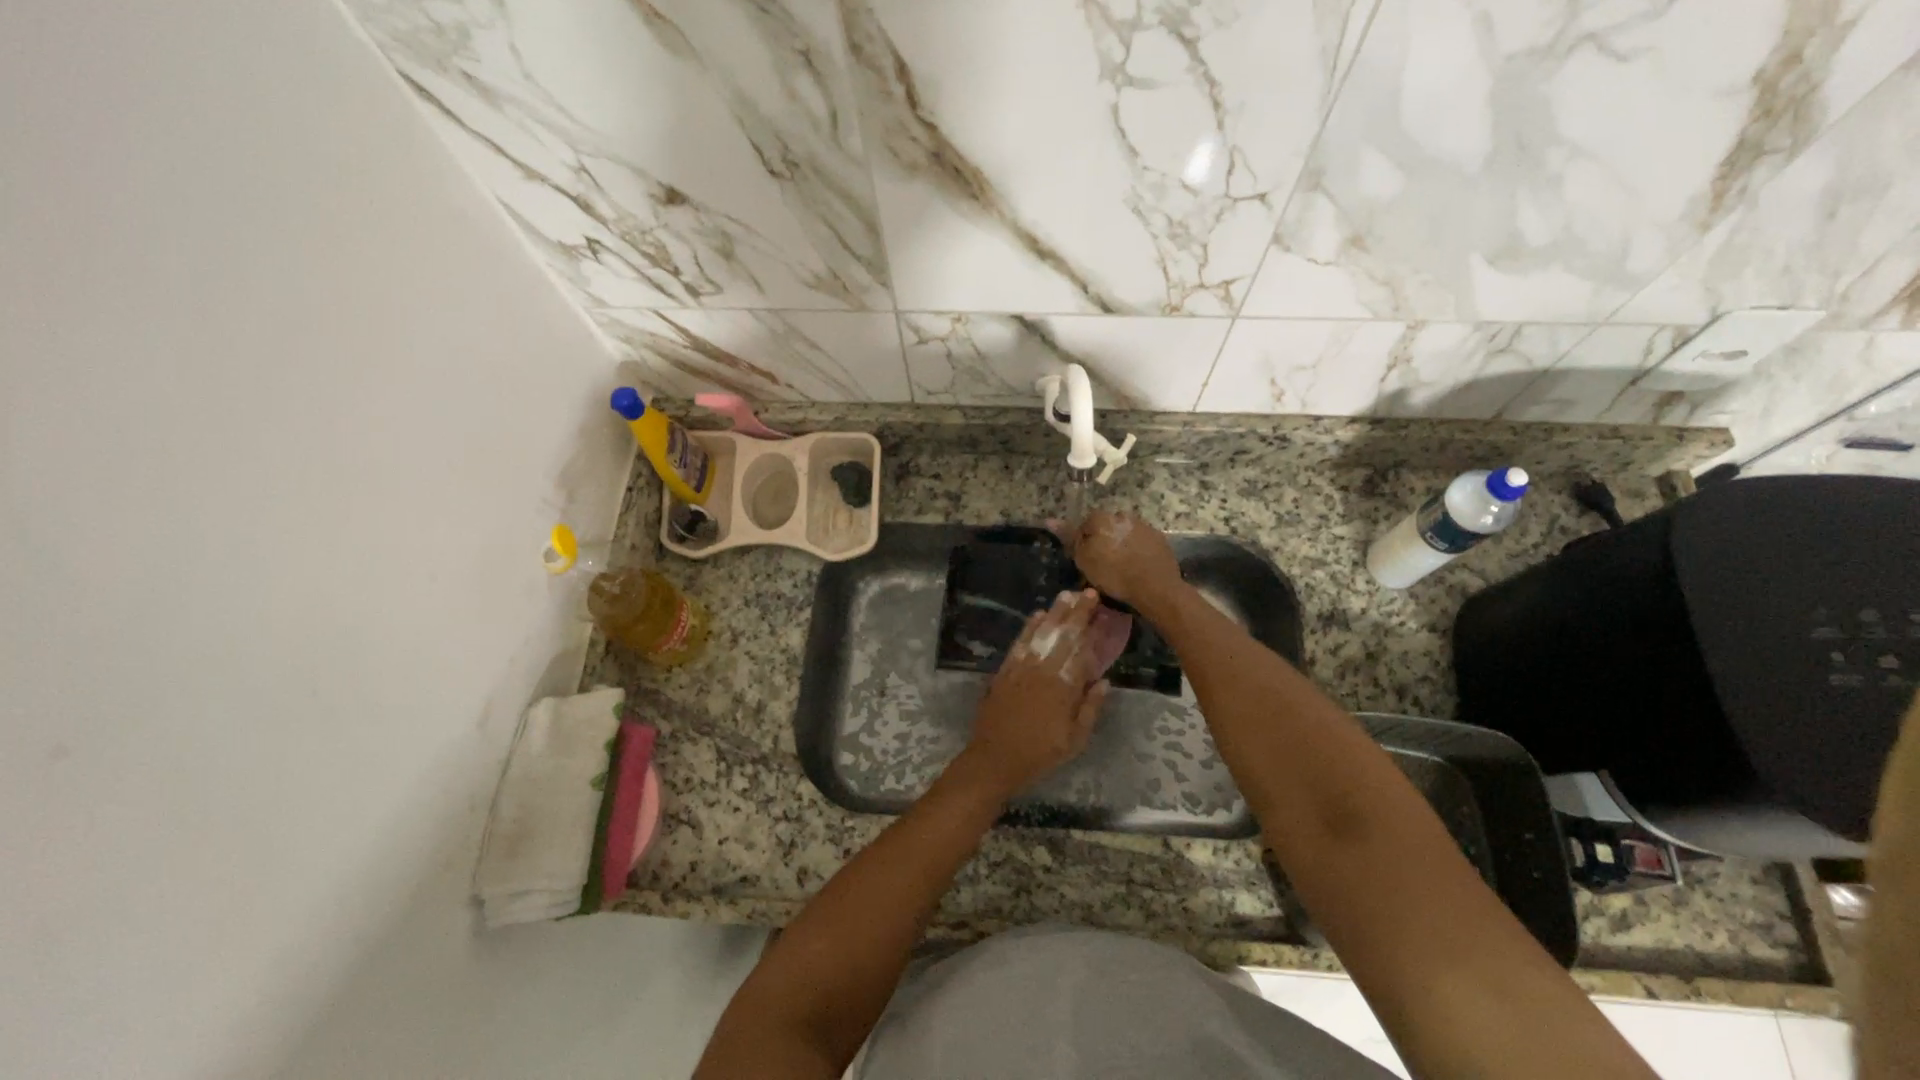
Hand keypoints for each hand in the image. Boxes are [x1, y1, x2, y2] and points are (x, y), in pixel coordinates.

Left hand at [951, 589, 1110, 799]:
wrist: (995, 759)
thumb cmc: (1040, 754)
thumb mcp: (1075, 740)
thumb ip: (1090, 708)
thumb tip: (1104, 681)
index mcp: (1065, 689)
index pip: (1083, 652)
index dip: (1094, 630)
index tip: (1103, 611)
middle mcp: (1044, 672)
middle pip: (1064, 637)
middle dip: (1077, 613)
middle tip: (1088, 592)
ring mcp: (1022, 669)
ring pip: (1041, 634)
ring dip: (1055, 613)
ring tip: (1067, 595)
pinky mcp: (1005, 671)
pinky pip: (1019, 643)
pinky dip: (1029, 628)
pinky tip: (1038, 615)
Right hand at [1072, 510, 1180, 608]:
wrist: (1155, 587)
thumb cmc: (1113, 574)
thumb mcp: (1083, 559)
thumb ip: (1069, 537)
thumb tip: (1049, 519)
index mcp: (1101, 518)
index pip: (1085, 525)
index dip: (1084, 543)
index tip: (1087, 560)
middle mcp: (1122, 515)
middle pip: (1107, 527)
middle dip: (1105, 541)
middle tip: (1104, 564)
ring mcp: (1143, 525)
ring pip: (1125, 533)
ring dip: (1122, 545)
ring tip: (1123, 567)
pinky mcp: (1159, 538)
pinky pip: (1142, 542)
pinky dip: (1138, 551)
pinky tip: (1138, 566)